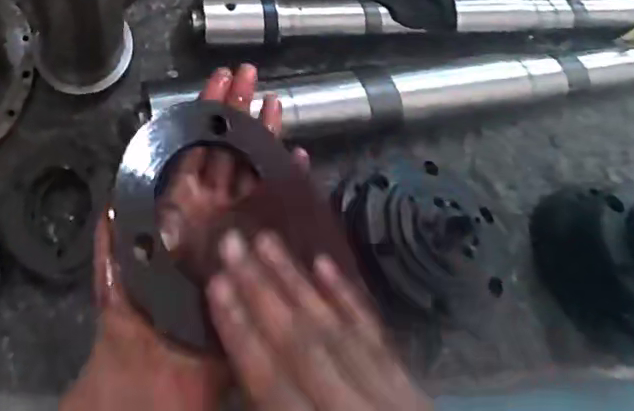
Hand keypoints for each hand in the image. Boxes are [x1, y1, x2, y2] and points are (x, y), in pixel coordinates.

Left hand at [60, 66, 306, 410]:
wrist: (160, 377)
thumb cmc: (136, 322)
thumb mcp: (117, 272)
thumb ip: (113, 238)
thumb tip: (113, 199)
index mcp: (177, 208)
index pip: (195, 150)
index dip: (207, 114)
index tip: (220, 82)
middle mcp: (208, 211)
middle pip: (226, 150)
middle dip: (237, 110)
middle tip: (250, 74)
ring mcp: (234, 228)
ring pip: (251, 170)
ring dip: (262, 135)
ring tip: (274, 101)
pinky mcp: (255, 251)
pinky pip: (274, 210)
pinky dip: (287, 181)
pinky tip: (297, 157)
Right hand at [207, 230, 428, 410]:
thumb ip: (281, 407)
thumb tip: (240, 386)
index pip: (276, 386)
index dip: (243, 334)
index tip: (215, 285)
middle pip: (306, 346)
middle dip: (263, 291)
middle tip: (232, 241)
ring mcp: (397, 406)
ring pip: (339, 331)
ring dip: (299, 283)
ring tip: (268, 239)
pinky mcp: (418, 398)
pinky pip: (378, 340)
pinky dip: (350, 301)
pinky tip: (326, 265)